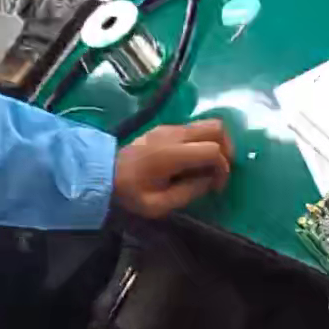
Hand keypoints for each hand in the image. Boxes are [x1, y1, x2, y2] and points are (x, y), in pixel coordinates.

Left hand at [112, 120, 232, 217]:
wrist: (102, 174)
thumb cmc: (129, 193)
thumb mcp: (159, 205)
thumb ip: (189, 192)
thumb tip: (210, 180)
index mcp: (172, 153)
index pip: (213, 150)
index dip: (223, 168)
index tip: (217, 186)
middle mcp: (173, 134)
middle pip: (216, 127)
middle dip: (227, 148)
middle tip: (220, 170)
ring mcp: (169, 127)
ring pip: (207, 124)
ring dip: (216, 142)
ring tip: (209, 165)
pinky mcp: (165, 128)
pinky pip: (194, 128)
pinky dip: (203, 141)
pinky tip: (194, 160)